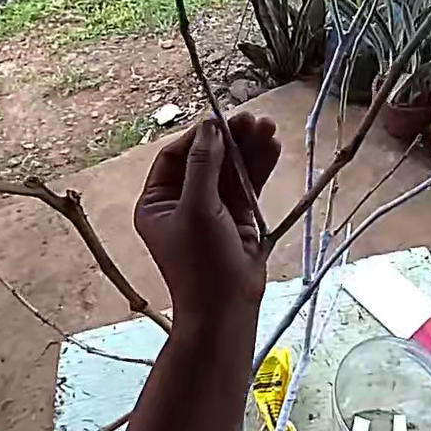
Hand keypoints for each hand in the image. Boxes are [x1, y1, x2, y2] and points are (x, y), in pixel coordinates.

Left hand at [134, 112, 279, 323]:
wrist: (226, 310)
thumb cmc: (201, 263)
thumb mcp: (197, 209)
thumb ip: (203, 165)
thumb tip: (210, 128)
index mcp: (157, 202)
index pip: (175, 157)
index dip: (198, 137)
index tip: (221, 120)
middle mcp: (182, 203)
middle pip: (207, 160)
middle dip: (230, 140)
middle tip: (252, 119)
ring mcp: (211, 210)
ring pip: (230, 170)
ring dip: (248, 150)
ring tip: (268, 127)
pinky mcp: (236, 218)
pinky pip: (247, 186)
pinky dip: (259, 168)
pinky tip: (272, 148)